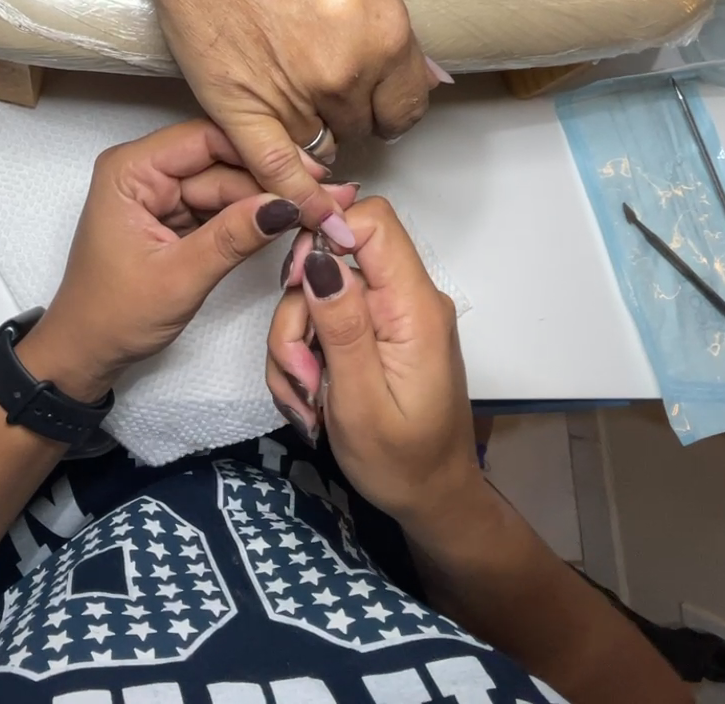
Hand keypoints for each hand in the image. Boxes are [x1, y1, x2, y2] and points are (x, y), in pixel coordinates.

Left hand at [18, 121, 358, 401]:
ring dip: (267, 201)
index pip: (205, 139)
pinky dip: (250, 218)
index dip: (260, 153)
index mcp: (129, 170)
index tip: (311, 170)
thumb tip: (286, 204)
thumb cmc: (113, 315)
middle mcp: (143, 171)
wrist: (86, 351)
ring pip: (225, 185)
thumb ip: (232, 237)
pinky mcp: (172, 216)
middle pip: (220, 162)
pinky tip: (289, 221)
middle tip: (328, 196)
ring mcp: (159, 193)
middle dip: (271, 182)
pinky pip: (218, 207)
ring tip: (321, 209)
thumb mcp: (178, 277)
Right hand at [112, 0, 447, 249]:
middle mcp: (344, 72)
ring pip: (321, 146)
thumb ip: (386, 29)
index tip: (378, 107)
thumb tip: (414, 74)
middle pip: (363, 127)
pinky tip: (306, 212)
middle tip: (327, 95)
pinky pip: (276, 170)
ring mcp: (291, 95)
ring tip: (293, 105)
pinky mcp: (239, 108)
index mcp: (384, 32)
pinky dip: (294, 196)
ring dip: (315, 135)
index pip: (406, 105)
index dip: (390, 107)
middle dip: (351, 116)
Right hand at [263, 198, 480, 520]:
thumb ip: (342, 326)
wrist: (430, 501)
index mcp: (413, 308)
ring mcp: (384, 316)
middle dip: (297, 314)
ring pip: (314, 297)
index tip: (295, 283)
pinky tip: (311, 399)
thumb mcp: (360, 400)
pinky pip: (320, 322)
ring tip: (308, 400)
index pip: (373, 223)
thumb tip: (321, 259)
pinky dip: (303, 357)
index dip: (326, 233)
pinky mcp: (368, 332)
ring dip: (294, 346)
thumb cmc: (402, 462)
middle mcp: (402, 300)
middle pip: (329, 263)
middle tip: (301, 370)